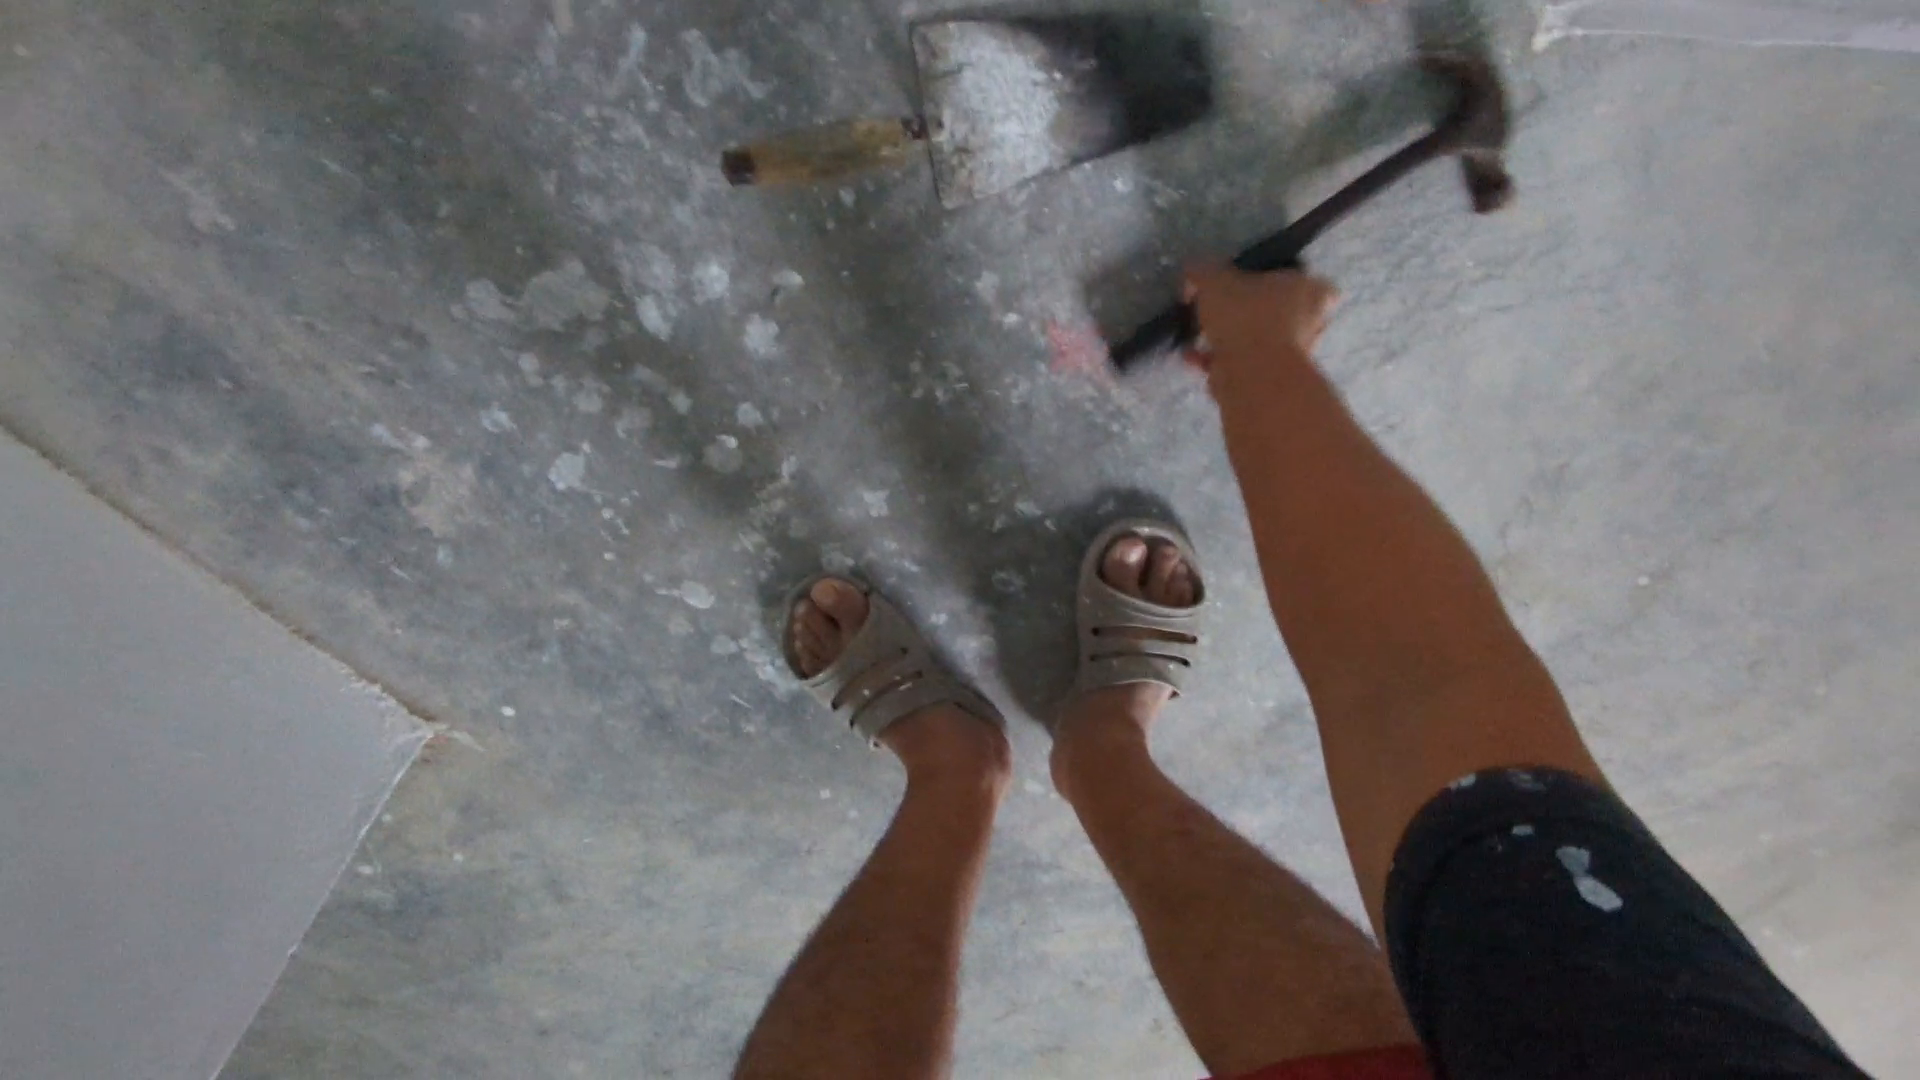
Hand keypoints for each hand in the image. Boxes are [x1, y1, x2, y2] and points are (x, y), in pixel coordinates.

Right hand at [1184, 263, 1339, 382]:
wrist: (1252, 374)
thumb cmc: (1246, 316)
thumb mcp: (1215, 281)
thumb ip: (1202, 273)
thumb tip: (1193, 272)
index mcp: (1310, 289)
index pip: (1299, 278)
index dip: (1273, 279)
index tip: (1246, 284)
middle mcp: (1309, 322)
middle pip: (1273, 312)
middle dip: (1241, 314)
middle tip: (1214, 312)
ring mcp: (1291, 356)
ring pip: (1253, 341)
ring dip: (1224, 341)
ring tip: (1195, 338)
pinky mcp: (1269, 380)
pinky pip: (1239, 364)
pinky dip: (1216, 361)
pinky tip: (1192, 357)